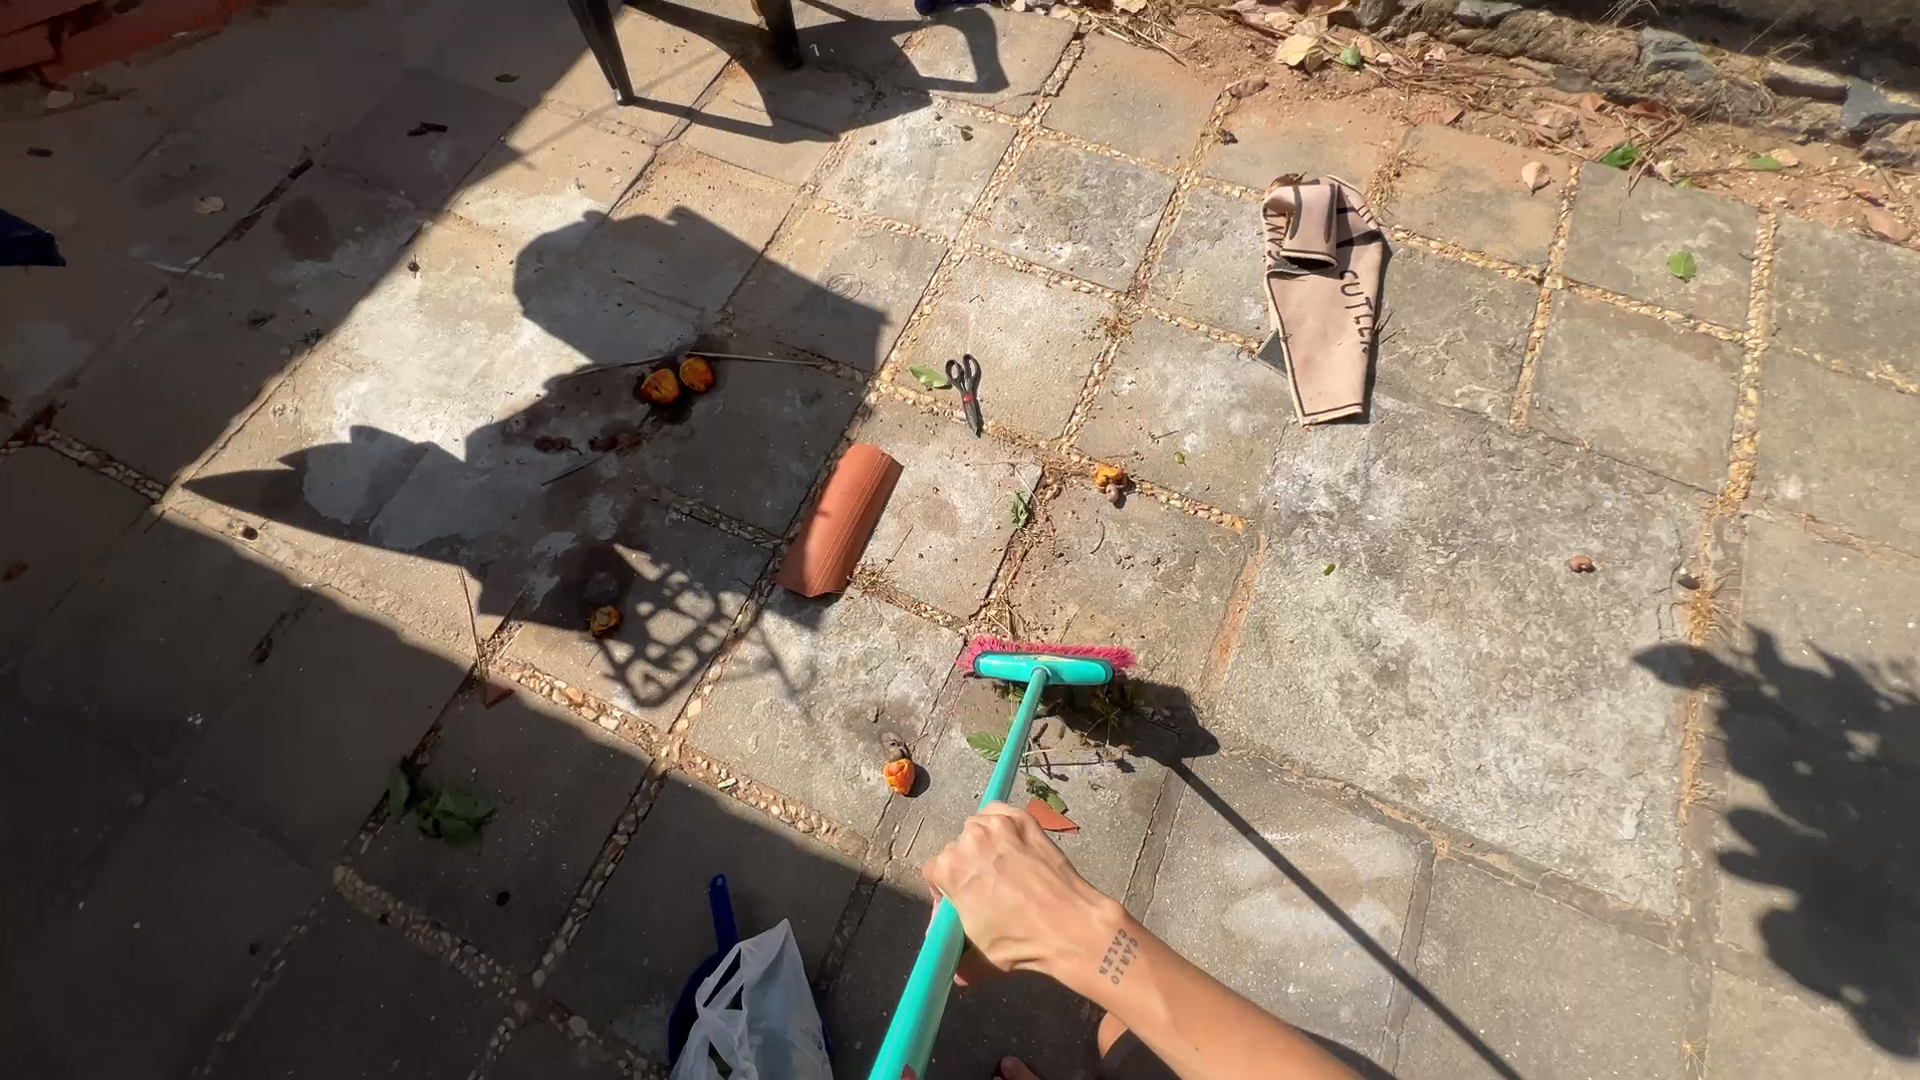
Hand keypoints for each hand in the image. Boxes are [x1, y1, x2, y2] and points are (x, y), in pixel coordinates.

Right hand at [922, 802, 1124, 980]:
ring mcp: (997, 825)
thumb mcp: (980, 956)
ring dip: (982, 844)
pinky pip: (999, 813)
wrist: (1069, 924)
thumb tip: (957, 971)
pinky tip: (1010, 843)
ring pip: (977, 828)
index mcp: (950, 869)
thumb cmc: (1022, 940)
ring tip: (1000, 866)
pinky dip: (1000, 824)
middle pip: (956, 849)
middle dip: (965, 867)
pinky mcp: (1022, 818)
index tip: (958, 903)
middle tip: (983, 888)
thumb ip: (960, 959)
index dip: (944, 891)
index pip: (933, 872)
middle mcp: (969, 839)